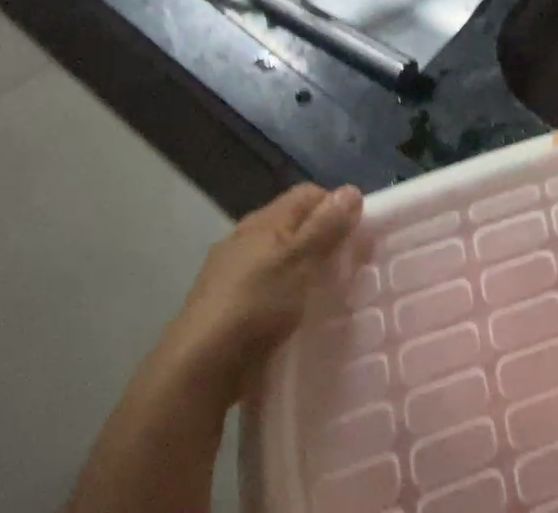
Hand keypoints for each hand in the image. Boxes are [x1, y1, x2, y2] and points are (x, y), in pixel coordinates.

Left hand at [164, 183, 363, 391]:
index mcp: (263, 221)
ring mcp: (233, 271)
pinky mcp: (229, 302)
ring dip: (307, 266)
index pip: (309, 194)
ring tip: (328, 289)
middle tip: (349, 263)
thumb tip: (351, 190)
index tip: (357, 234)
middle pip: (296, 224)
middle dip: (325, 238)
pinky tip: (297, 311)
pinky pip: (270, 283)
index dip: (337, 206)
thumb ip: (326, 225)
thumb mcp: (300, 260)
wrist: (200, 366)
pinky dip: (288, 289)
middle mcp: (245, 238)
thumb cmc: (257, 304)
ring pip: (283, 255)